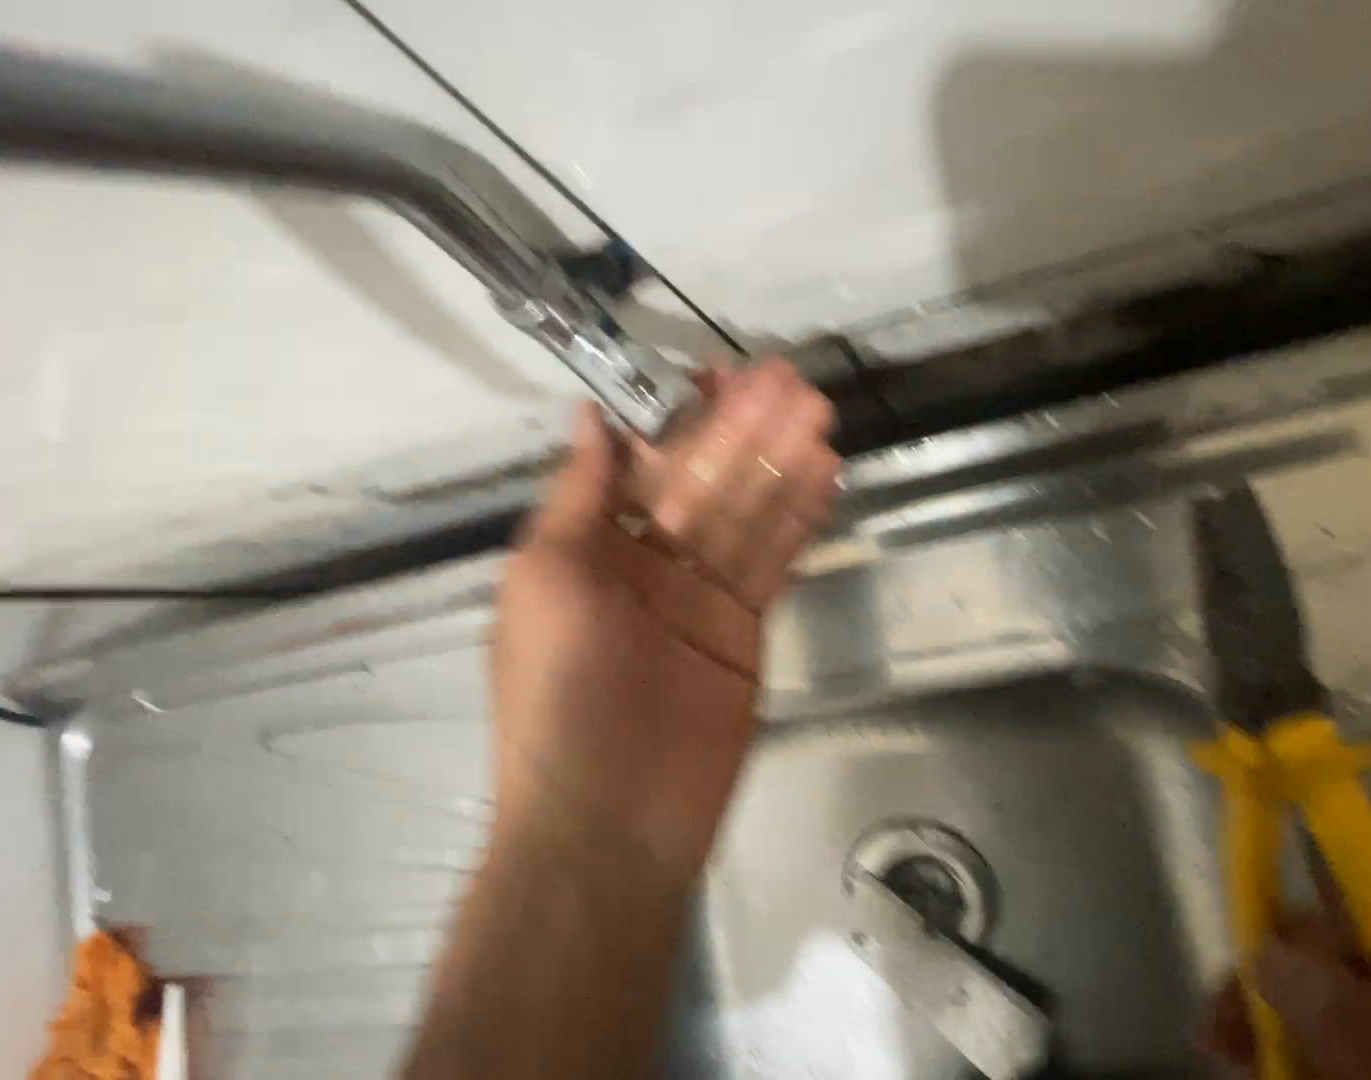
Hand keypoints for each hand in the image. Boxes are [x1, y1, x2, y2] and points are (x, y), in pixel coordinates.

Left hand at [489, 359, 839, 885]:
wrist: (607, 820)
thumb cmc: (558, 693)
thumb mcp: (546, 579)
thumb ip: (576, 496)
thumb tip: (588, 416)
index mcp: (588, 547)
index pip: (642, 464)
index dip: (680, 419)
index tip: (720, 374)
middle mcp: (645, 564)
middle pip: (704, 483)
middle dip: (745, 433)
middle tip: (792, 382)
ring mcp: (699, 598)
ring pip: (746, 516)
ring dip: (780, 465)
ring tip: (818, 413)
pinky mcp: (744, 632)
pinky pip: (773, 564)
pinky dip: (797, 520)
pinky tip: (824, 475)